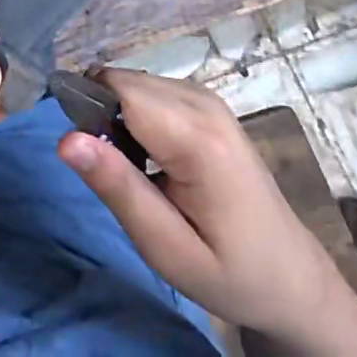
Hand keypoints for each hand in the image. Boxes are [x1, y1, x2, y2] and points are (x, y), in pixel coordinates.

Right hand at [57, 70, 356, 356]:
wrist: (291, 275)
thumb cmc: (229, 272)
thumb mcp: (166, 248)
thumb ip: (117, 188)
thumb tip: (65, 139)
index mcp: (197, 138)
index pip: (119, 90)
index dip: (89, 112)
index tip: (84, 155)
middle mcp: (203, 102)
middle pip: (124, 82)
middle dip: (100, 114)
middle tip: (108, 171)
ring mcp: (208, 97)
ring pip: (133, 82)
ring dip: (116, 115)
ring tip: (130, 168)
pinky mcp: (206, 101)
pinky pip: (150, 88)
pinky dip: (134, 113)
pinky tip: (146, 154)